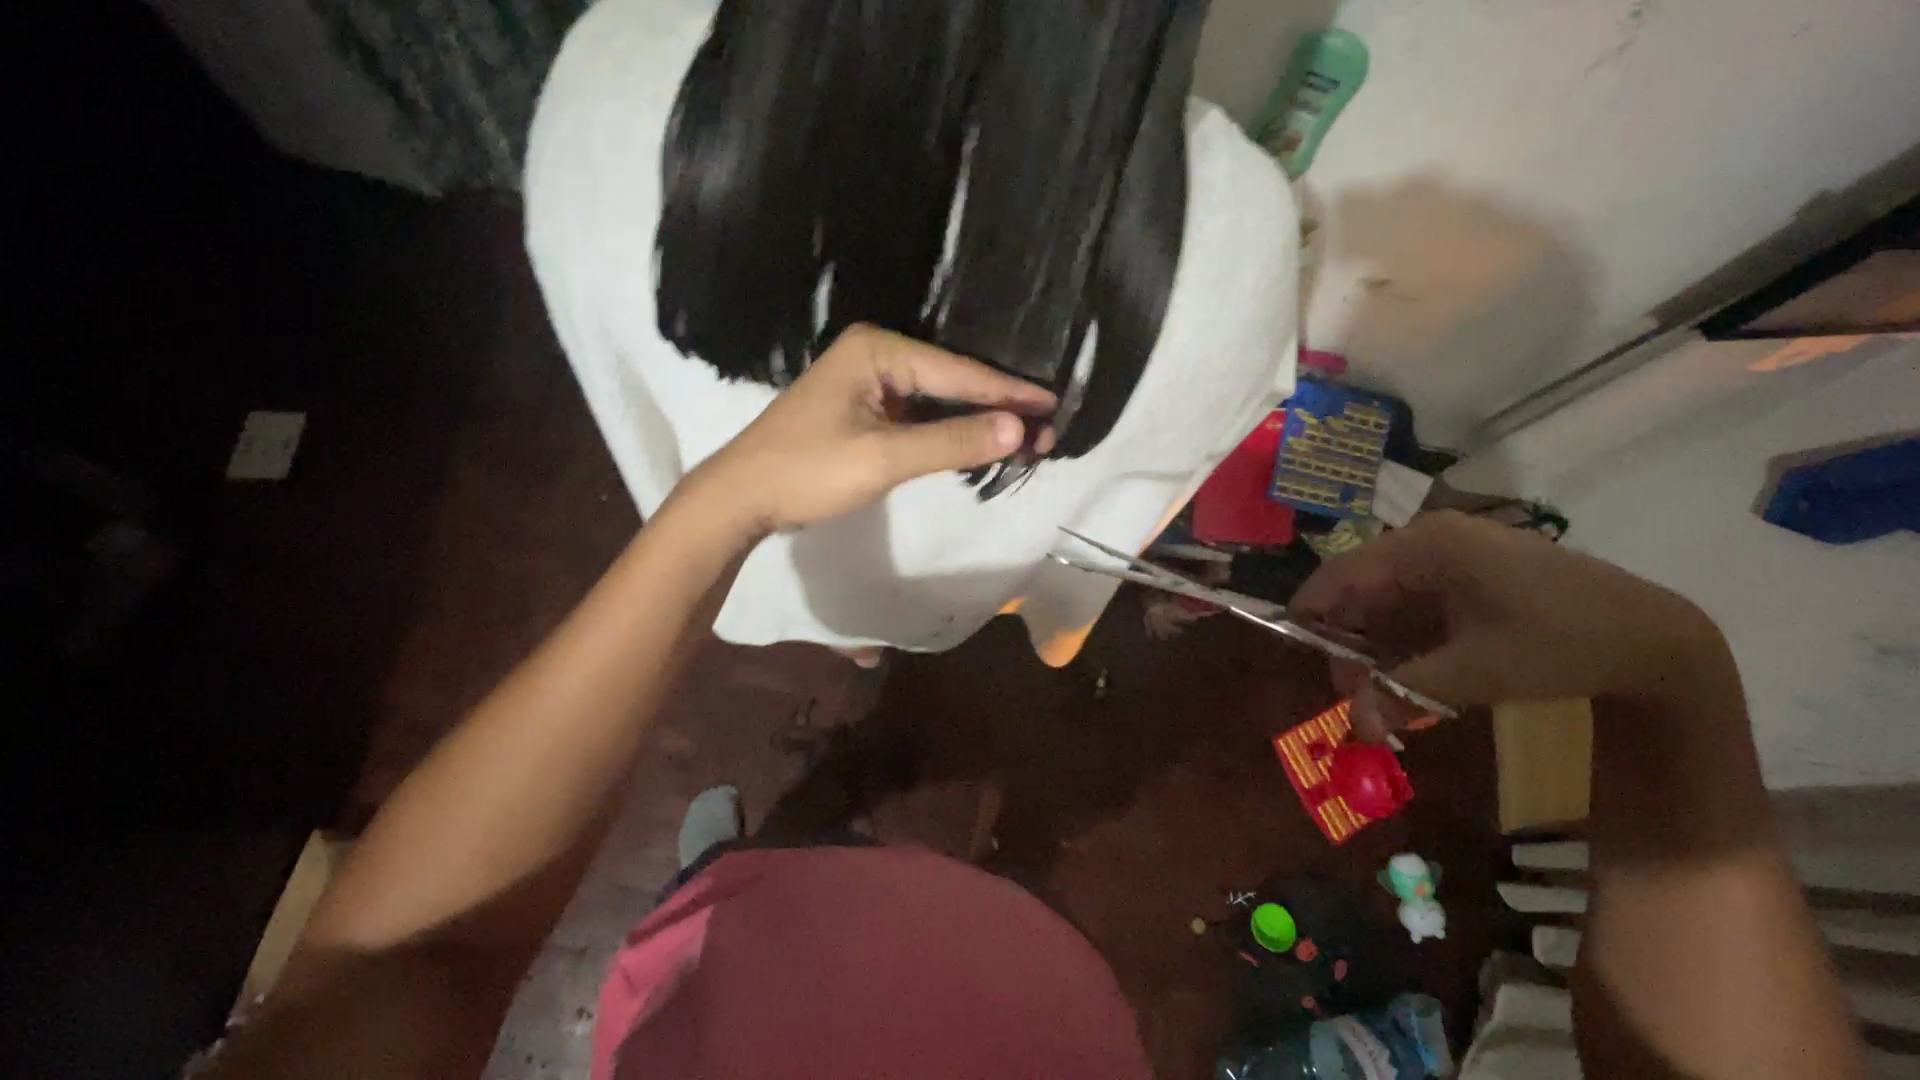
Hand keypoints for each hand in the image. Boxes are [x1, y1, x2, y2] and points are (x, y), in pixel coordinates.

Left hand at [675, 324, 1055, 537]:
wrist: (740, 497)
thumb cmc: (807, 471)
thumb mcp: (883, 458)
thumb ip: (950, 441)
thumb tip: (1017, 428)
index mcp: (877, 350)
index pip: (957, 372)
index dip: (1007, 394)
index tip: (1054, 405)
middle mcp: (875, 355)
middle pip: (951, 381)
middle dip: (998, 409)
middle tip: (1048, 432)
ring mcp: (868, 383)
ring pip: (937, 400)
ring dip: (976, 423)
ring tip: (1027, 441)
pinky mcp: (864, 411)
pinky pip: (918, 416)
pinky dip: (948, 433)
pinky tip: (980, 445)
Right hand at [1290, 511, 1724, 739]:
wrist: (1658, 637)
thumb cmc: (1560, 644)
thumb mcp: (1475, 673)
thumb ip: (1403, 693)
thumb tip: (1353, 726)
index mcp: (1423, 547)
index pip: (1337, 577)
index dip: (1312, 622)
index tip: (1311, 672)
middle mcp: (1429, 541)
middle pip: (1360, 590)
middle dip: (1352, 645)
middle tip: (1359, 699)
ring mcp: (1452, 555)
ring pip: (1387, 602)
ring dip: (1381, 650)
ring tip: (1389, 696)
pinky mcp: (1472, 575)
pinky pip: (1418, 606)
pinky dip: (1409, 643)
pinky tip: (1420, 678)